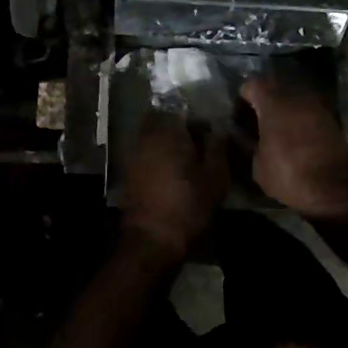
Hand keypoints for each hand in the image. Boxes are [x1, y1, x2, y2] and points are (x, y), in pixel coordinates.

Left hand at [122, 113, 227, 255]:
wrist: (152, 237)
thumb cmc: (188, 204)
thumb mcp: (215, 176)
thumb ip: (217, 147)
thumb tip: (218, 128)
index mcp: (169, 132)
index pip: (182, 110)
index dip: (197, 120)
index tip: (209, 133)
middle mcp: (147, 136)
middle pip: (162, 119)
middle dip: (178, 126)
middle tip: (196, 143)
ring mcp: (134, 152)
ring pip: (151, 135)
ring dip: (166, 140)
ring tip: (184, 158)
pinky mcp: (128, 170)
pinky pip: (144, 151)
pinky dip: (156, 155)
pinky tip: (169, 171)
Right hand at [240, 77, 347, 219]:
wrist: (333, 187)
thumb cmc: (288, 175)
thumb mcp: (258, 165)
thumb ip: (250, 145)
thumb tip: (248, 138)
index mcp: (273, 104)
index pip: (253, 84)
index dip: (244, 95)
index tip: (240, 109)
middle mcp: (295, 97)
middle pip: (275, 86)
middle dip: (264, 99)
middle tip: (257, 116)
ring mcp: (316, 106)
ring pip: (294, 97)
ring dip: (284, 107)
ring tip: (277, 126)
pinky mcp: (331, 118)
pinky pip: (308, 110)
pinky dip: (300, 118)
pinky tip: (295, 134)